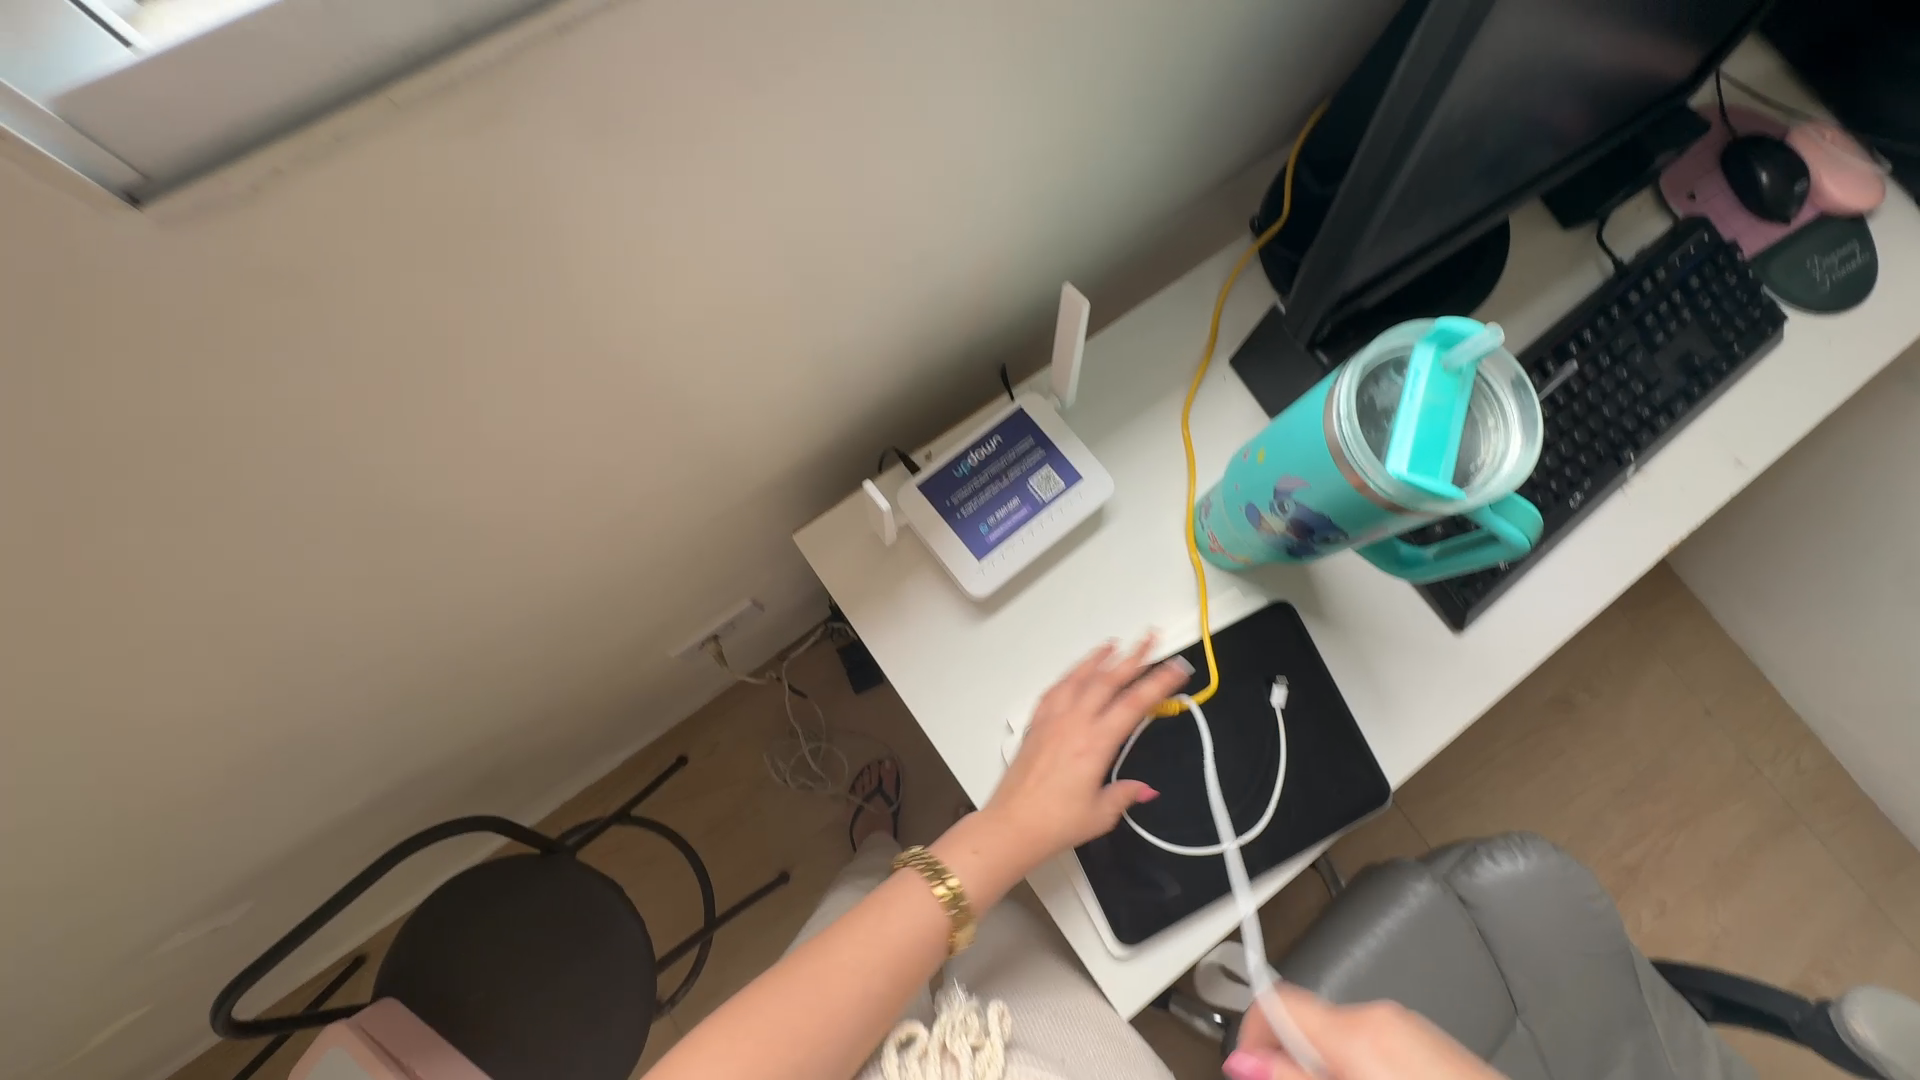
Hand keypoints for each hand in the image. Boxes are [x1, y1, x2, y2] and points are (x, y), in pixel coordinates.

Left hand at [971, 638, 1190, 878]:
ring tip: (1115, 644)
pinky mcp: (1035, 724)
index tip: (1176, 666)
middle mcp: (1074, 723)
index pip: (1135, 704)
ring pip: (1079, 678)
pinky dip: (1070, 676)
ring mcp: (1052, 720)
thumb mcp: (1101, 814)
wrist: (1012, 824)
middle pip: (1108, 680)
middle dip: (1133, 657)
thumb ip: (1124, 794)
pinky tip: (1077, 672)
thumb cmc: (1058, 823)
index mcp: (1096, 743)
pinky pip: (1055, 690)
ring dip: (1098, 659)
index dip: (1158, 683)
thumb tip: (1145, 788)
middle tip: (1150, 638)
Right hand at [1225, 985, 1500, 1079]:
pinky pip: (1373, 1047)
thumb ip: (1296, 1079)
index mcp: (1357, 1029)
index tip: (1252, 1073)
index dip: (1253, 1037)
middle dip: (1295, 1063)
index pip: (1274, 1000)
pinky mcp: (1432, 1045)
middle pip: (1306, 1024)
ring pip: (1339, 1038)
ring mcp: (1411, 1028)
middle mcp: (1381, 1016)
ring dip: (1328, 1069)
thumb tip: (1245, 1063)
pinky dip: (1361, 1069)